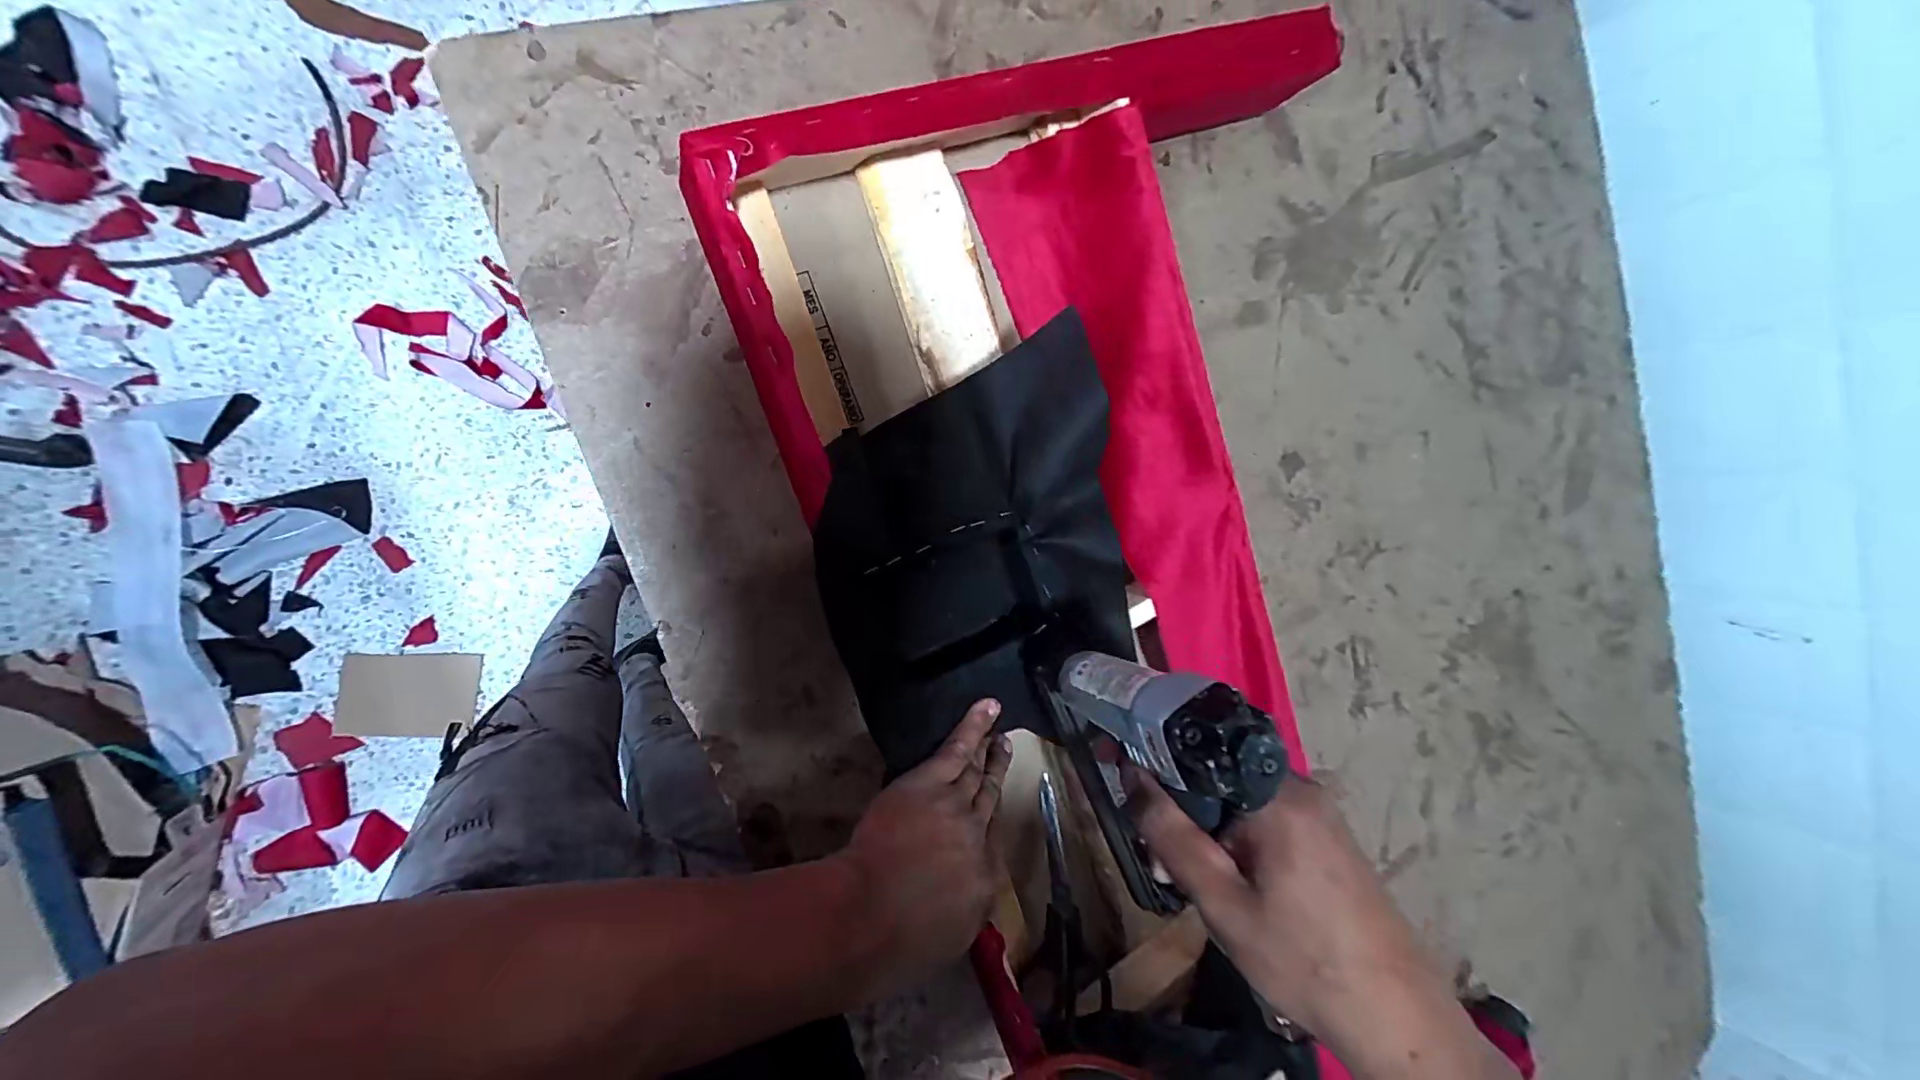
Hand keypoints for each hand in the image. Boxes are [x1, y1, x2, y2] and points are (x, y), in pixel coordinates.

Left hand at [841, 699, 1012, 995]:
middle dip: (997, 772)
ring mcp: (956, 804)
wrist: (871, 914)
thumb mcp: (950, 937)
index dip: (988, 824)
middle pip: (989, 797)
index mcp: (985, 877)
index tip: (985, 816)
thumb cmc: (902, 938)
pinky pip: (957, 748)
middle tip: (1006, 748)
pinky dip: (974, 726)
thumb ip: (964, 907)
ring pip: (977, 770)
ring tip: (999, 730)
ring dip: (989, 748)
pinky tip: (987, 707)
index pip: (992, 844)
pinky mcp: (929, 782)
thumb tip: (965, 891)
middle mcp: (979, 834)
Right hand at [1126, 768, 1517, 1079]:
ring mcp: (1317, 812)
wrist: (1400, 1022)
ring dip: (1204, 830)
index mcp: (1277, 794)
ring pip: (1236, 800)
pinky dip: (1233, 840)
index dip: (1152, 759)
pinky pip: (1262, 818)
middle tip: (1160, 863)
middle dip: (1179, 810)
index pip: (1197, 749)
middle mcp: (1300, 788)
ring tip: (1190, 883)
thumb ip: (1172, 835)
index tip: (1119, 775)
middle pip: (1216, 776)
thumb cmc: (1304, 961)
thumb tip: (1133, 777)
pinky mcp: (1324, 836)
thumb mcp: (1222, 903)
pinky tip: (1227, 883)